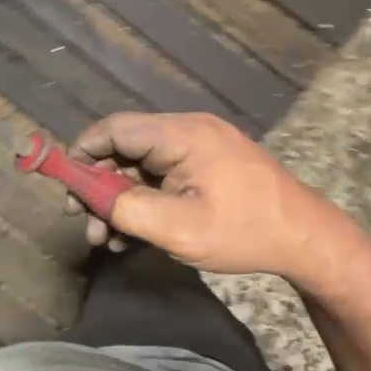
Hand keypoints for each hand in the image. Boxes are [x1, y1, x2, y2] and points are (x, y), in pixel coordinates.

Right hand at [68, 112, 360, 286]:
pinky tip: (130, 237)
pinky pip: (158, 180)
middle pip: (123, 150)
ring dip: (116, 203)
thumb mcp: (178, 229)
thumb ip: (127, 209)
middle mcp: (188, 133)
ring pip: (138, 169)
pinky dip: (139, 204)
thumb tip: (89, 197)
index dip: (82, 153)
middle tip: (82, 223)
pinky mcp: (204, 169)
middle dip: (96, 188)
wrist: (308, 241)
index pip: (115, 129)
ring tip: (105, 241)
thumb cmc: (244, 232)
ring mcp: (198, 151)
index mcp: (183, 136)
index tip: (62, 185)